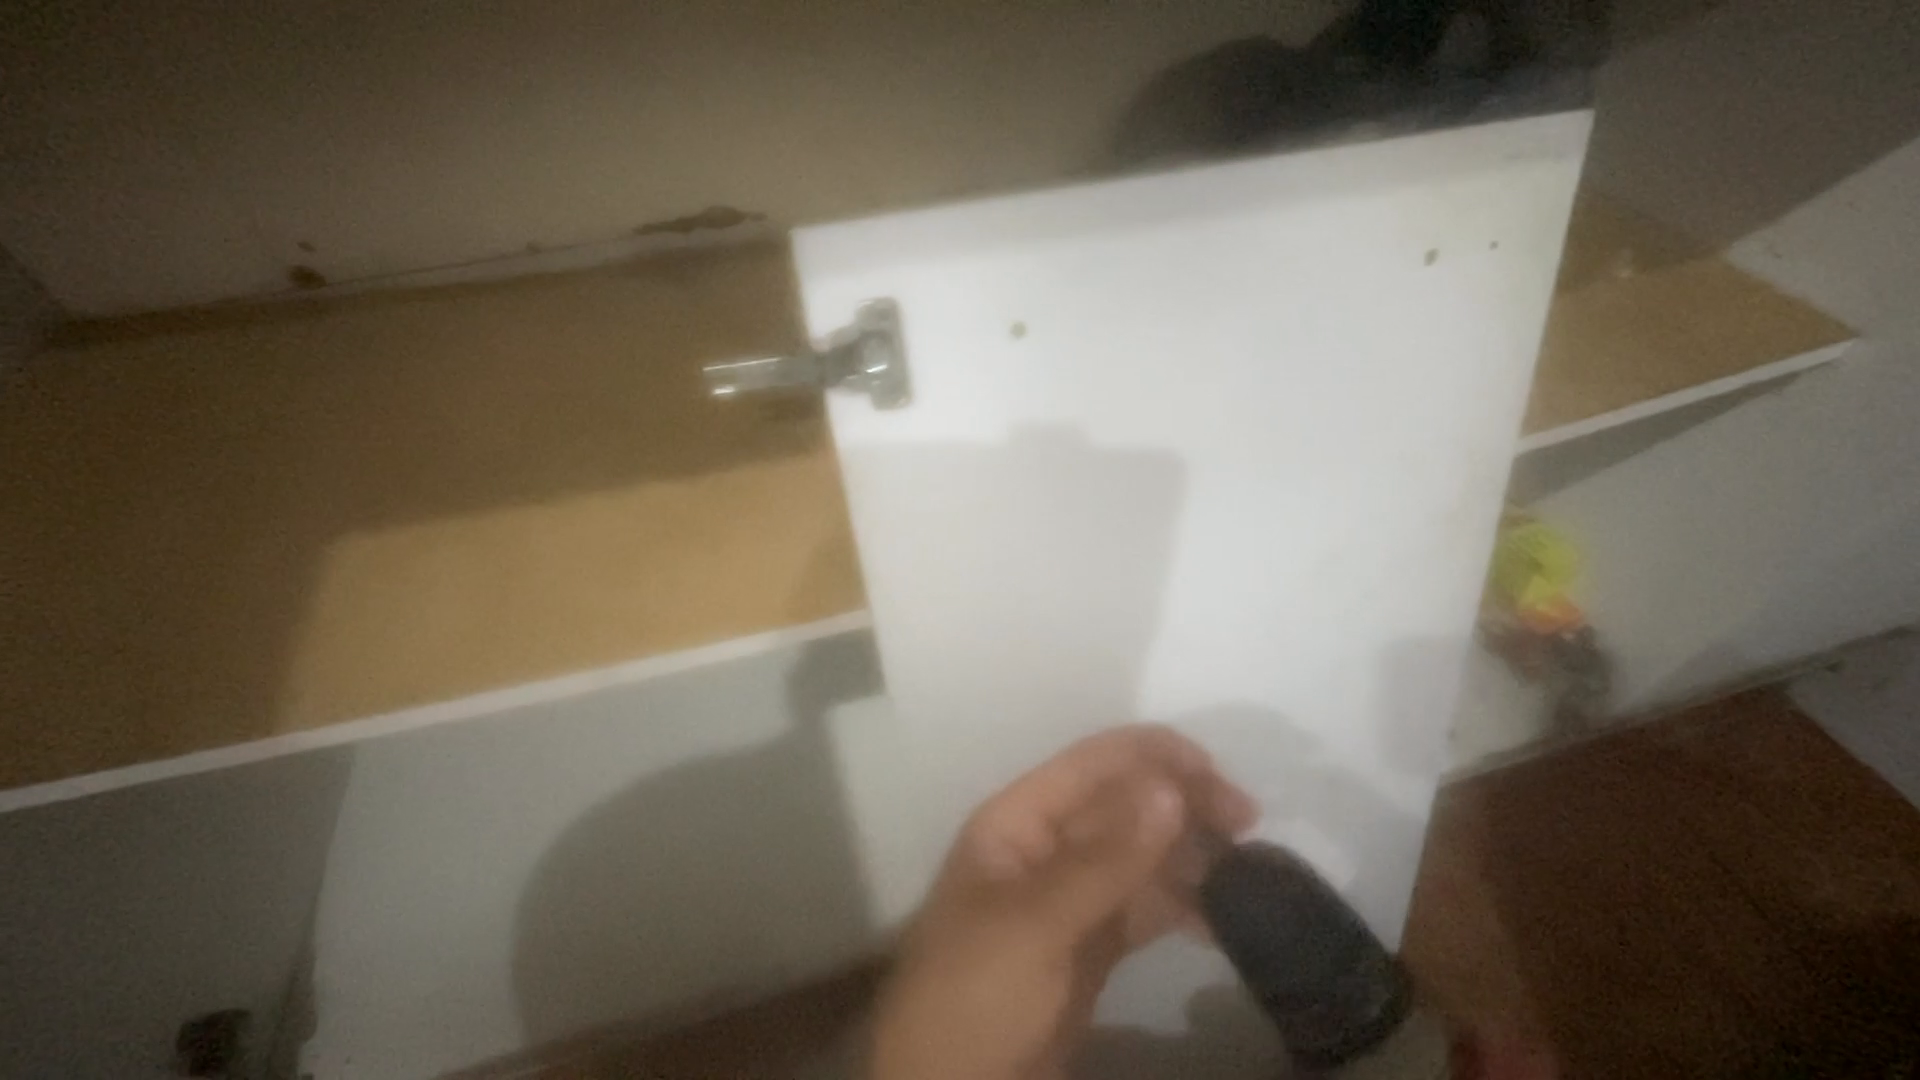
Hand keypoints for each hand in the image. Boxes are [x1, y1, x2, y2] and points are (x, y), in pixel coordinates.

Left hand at [869, 725, 1258, 1079]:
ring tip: (1246, 873)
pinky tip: (1218, 920)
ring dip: (1188, 854)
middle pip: (1121, 804)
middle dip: (1180, 803)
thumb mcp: (1037, 923)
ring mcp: (1069, 896)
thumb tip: (1170, 787)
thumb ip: (1106, 859)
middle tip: (1246, 824)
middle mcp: (1045, 846)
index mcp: (1019, 821)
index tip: (1217, 774)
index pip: (1091, 764)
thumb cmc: (976, 993)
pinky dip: (1180, 905)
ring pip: (1138, 854)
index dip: (1152, 756)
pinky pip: (1142, 906)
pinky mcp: (1090, 944)